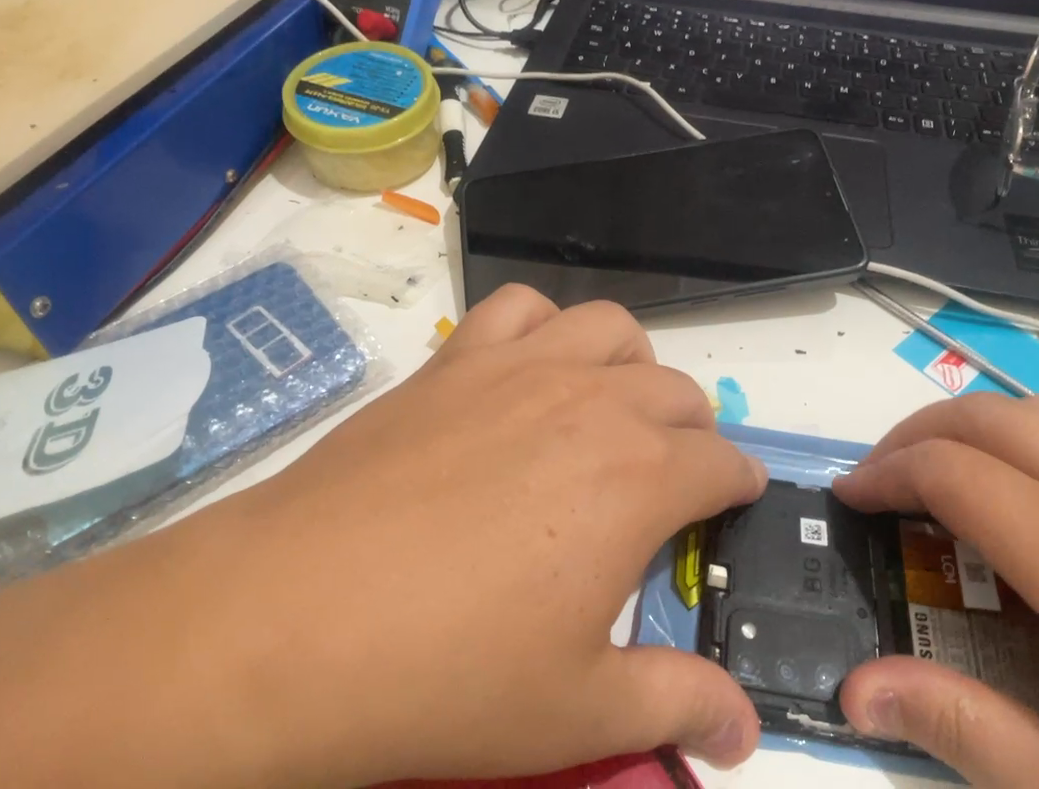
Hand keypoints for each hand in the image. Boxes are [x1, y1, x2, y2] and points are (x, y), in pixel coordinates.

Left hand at [220, 285, 767, 783]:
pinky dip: (542, 327)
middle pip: (677, 391)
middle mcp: (592, 402)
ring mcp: (517, 369)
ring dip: (630, 365)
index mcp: (640, 479)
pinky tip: (527, 370)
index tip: (729, 506)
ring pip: (609, 329)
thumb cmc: (446, 672)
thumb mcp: (578, 710)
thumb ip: (678, 705)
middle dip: (692, 432)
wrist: (291, 621)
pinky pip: (518, 307)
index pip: (723, 461)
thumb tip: (746, 731)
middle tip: (666, 482)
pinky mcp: (452, 360)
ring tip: (609, 411)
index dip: (737, 486)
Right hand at [831, 394, 1038, 788]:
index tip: (846, 499)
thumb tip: (855, 689)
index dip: (886, 474)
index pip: (954, 474)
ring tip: (947, 480)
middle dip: (920, 429)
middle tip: (880, 477)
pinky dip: (1038, 444)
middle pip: (996, 416)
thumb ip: (964, 730)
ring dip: (979, 426)